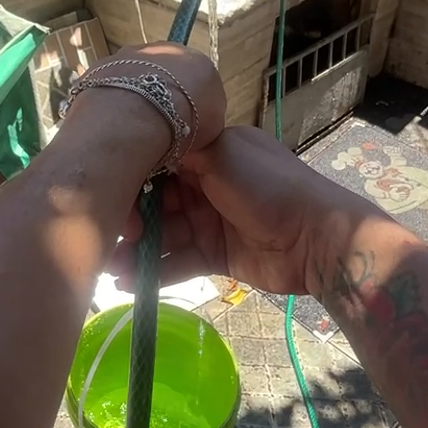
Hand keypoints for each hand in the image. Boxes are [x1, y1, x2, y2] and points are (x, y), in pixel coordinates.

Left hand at [62, 42, 227, 163]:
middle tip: (156, 120)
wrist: (134, 118)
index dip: (189, 101)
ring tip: (130, 121)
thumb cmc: (181, 124)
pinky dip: (111, 96)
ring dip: (134, 91)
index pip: (197, 78)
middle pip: (165, 70)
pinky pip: (110, 82)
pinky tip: (110, 117)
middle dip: (160, 91)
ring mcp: (130, 54)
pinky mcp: (102, 64)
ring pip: (135, 72)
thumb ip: (205, 113)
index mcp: (198, 62)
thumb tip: (196, 116)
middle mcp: (165, 49)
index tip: (182, 121)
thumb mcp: (212, 126)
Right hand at [108, 125, 384, 296]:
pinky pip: (179, 262)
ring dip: (137, 250)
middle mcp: (205, 185)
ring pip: (164, 235)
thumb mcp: (221, 154)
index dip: (132, 180)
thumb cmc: (268, 186)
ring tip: (110, 267)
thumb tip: (141, 144)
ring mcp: (211, 222)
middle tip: (109, 238)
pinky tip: (129, 284)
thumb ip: (180, 150)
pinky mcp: (216, 255)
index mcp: (208, 153)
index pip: (157, 163)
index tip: (112, 197)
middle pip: (155, 202)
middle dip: (129, 220)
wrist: (317, 236)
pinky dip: (156, 272)